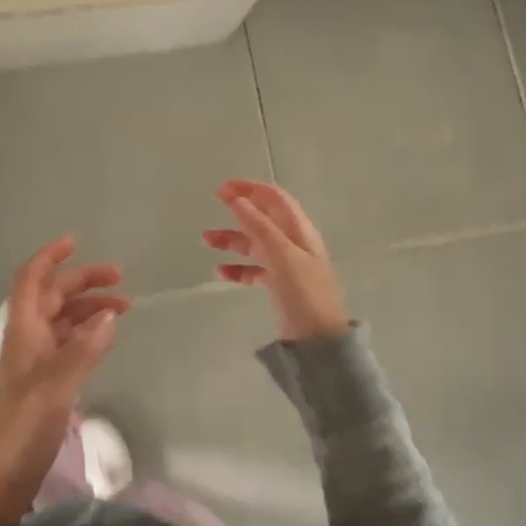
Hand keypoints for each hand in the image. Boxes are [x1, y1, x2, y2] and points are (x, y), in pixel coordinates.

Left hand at [0, 236, 128, 525]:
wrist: (2, 479)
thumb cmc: (23, 428)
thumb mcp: (55, 386)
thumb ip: (84, 349)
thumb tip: (110, 315)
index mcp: (23, 332)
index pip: (31, 281)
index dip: (49, 258)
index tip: (76, 242)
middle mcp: (28, 340)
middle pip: (53, 297)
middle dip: (83, 282)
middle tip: (121, 278)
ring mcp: (37, 362)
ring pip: (64, 320)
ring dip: (90, 308)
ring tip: (125, 307)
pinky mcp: (47, 383)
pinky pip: (69, 344)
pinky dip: (89, 333)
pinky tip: (107, 336)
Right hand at [204, 179, 349, 341]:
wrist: (319, 340)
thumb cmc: (303, 293)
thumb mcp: (282, 256)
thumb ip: (260, 227)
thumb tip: (239, 200)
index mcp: (299, 231)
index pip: (275, 199)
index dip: (251, 188)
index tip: (225, 186)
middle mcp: (293, 243)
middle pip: (263, 218)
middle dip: (239, 209)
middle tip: (215, 201)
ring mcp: (286, 265)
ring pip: (255, 243)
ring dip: (232, 238)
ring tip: (206, 240)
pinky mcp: (279, 286)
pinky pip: (254, 269)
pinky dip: (238, 268)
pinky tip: (221, 272)